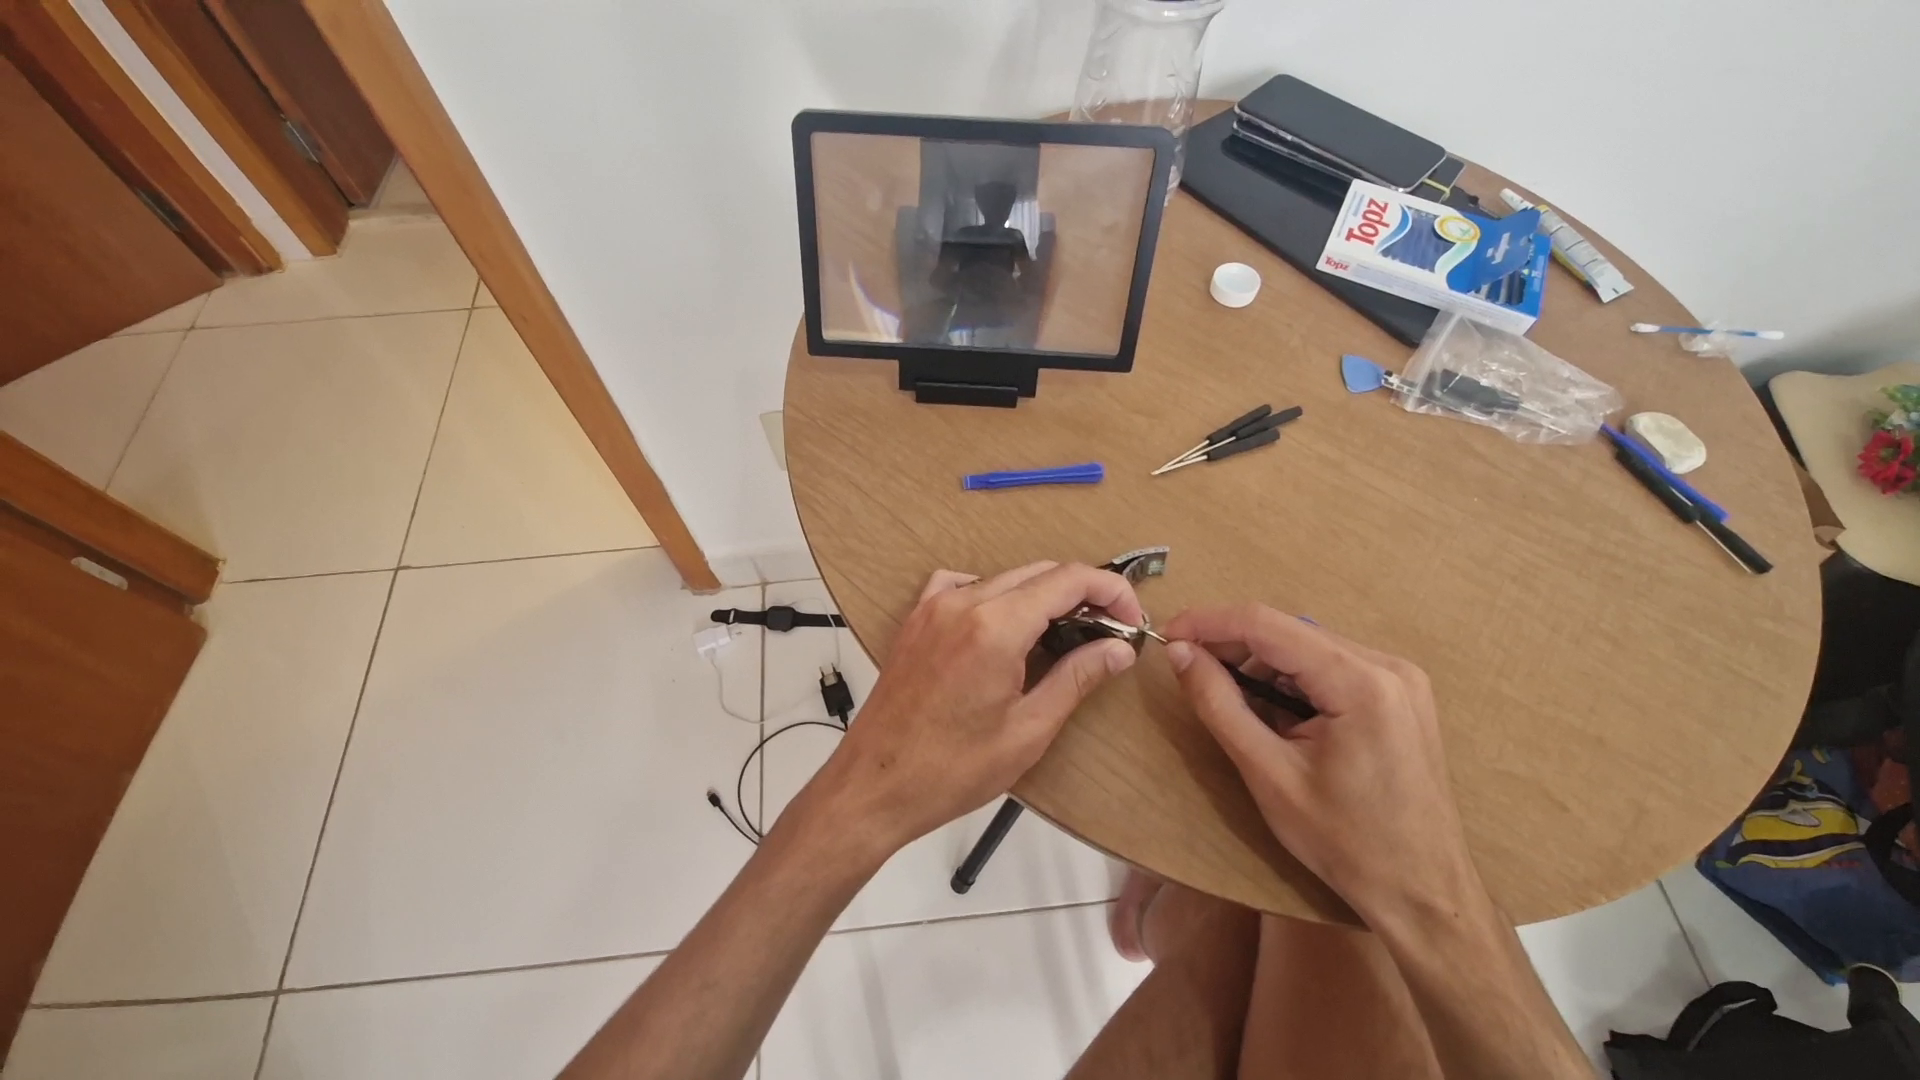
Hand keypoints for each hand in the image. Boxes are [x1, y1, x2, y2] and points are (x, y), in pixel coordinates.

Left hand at [806, 562, 1141, 854]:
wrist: (874, 785)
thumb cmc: (952, 769)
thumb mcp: (1028, 730)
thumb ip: (1076, 678)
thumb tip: (1119, 649)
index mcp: (996, 627)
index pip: (1069, 580)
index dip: (1112, 592)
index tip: (1131, 620)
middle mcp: (963, 602)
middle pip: (1040, 573)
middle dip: (1082, 596)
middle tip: (1107, 635)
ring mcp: (934, 607)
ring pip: (1004, 578)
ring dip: (1041, 596)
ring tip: (1063, 636)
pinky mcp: (916, 620)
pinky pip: (962, 586)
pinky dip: (994, 594)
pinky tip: (1002, 625)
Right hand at [1162, 605, 1480, 921]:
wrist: (1423, 892)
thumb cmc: (1343, 841)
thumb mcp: (1267, 773)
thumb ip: (1219, 704)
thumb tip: (1179, 652)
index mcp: (1360, 681)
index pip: (1267, 624)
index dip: (1209, 622)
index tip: (1167, 634)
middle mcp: (1386, 665)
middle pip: (1288, 631)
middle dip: (1232, 645)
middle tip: (1187, 668)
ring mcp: (1399, 678)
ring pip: (1307, 646)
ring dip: (1260, 664)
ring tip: (1231, 702)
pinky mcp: (1399, 694)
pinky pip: (1329, 666)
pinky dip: (1290, 680)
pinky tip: (1272, 713)